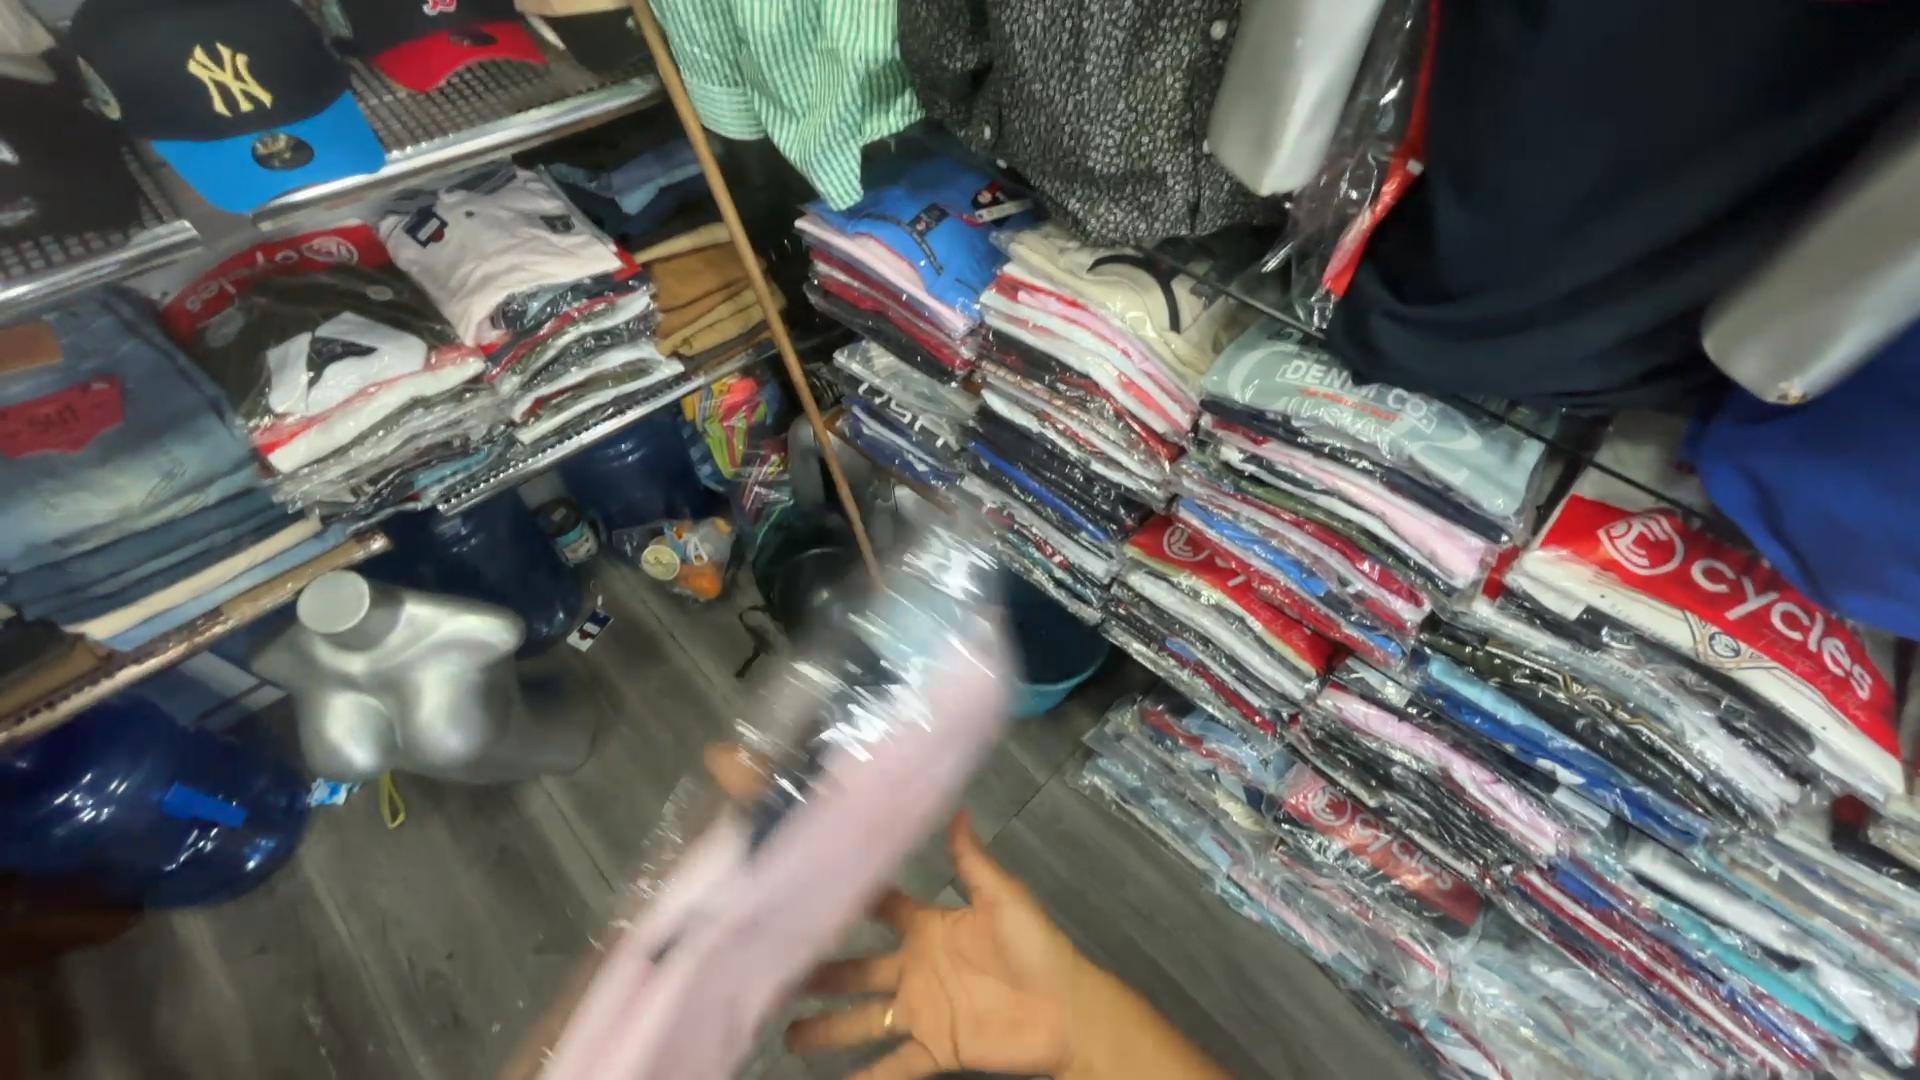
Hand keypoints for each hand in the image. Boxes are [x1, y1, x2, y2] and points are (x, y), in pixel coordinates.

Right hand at [785, 813, 1087, 1079]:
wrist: (1065, 1009)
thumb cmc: (1034, 946)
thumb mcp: (1003, 898)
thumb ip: (973, 862)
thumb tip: (957, 810)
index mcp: (932, 927)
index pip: (886, 909)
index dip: (855, 900)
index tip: (813, 890)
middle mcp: (918, 967)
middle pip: (861, 968)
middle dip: (824, 970)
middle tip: (781, 970)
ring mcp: (923, 1010)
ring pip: (865, 1018)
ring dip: (830, 1026)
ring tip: (788, 1032)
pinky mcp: (935, 1048)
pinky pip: (894, 1066)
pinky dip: (865, 1078)